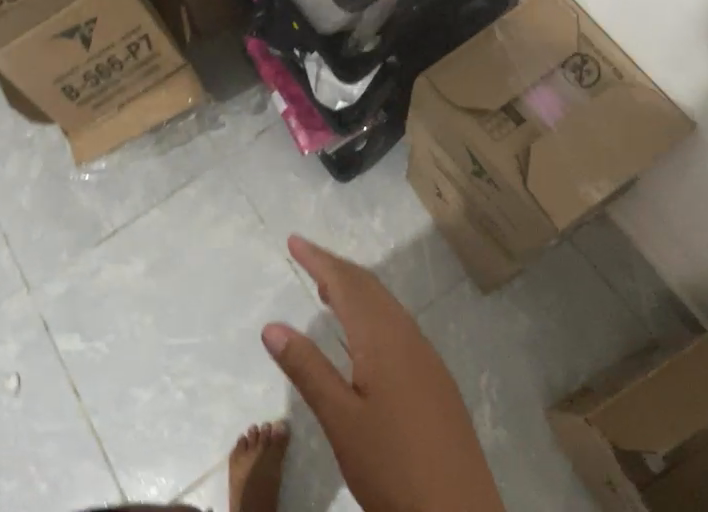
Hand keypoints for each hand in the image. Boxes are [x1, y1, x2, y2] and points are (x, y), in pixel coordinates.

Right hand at [263, 236, 506, 511]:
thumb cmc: (392, 466)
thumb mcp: (340, 420)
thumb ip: (307, 369)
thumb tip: (272, 326)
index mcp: (384, 342)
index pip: (348, 285)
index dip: (320, 260)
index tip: (294, 240)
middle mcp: (410, 340)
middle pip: (371, 290)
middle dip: (337, 268)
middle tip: (306, 256)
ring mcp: (428, 362)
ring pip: (388, 309)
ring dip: (357, 291)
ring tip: (326, 289)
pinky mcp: (436, 384)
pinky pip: (399, 329)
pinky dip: (373, 315)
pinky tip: (362, 337)